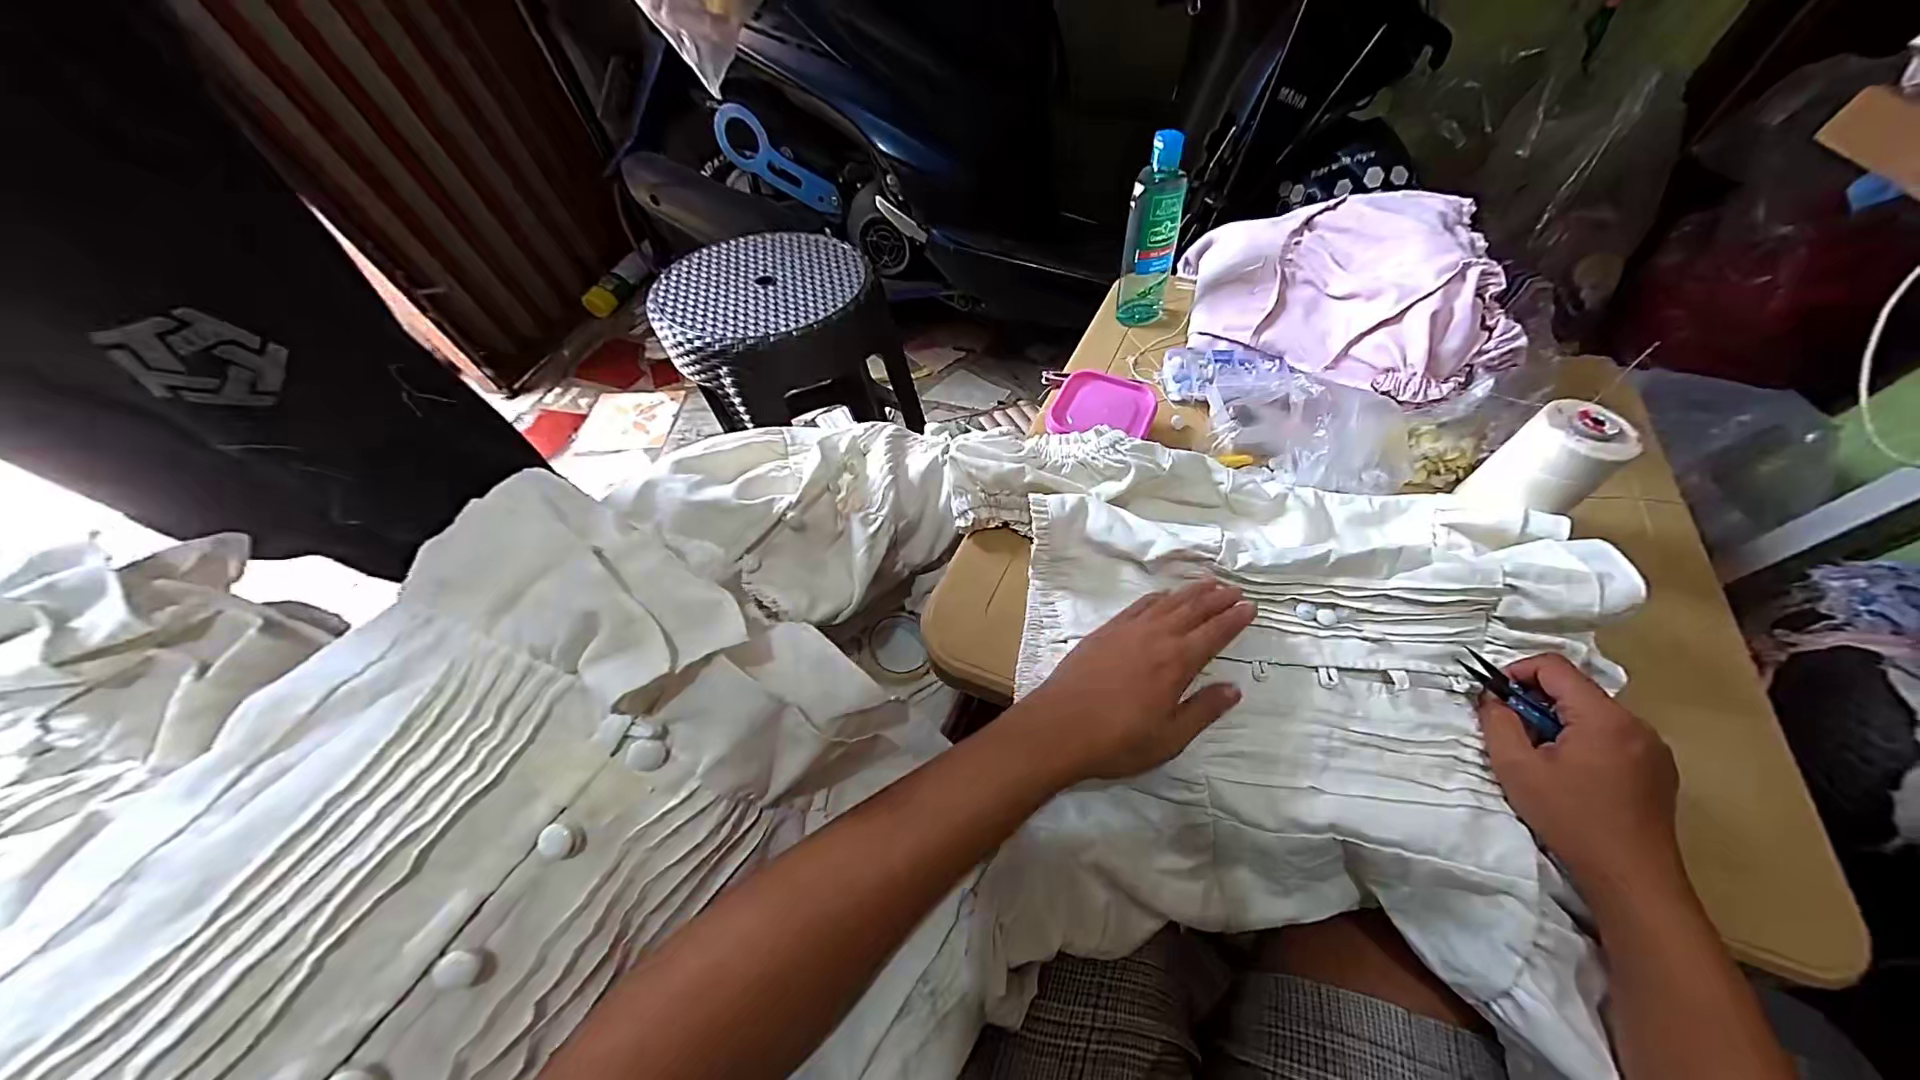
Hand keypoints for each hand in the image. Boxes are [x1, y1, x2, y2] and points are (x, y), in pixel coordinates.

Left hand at [1009, 580, 1254, 783]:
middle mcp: (1154, 637)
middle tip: (1234, 590)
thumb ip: (1203, 710)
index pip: (1213, 633)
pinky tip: (1162, 596)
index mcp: (1176, 662)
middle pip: (1192, 610)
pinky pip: (1137, 606)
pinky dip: (1156, 597)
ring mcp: (1126, 631)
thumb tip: (1234, 689)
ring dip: (1189, 592)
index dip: (1234, 620)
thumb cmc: (1117, 740)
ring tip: (1208, 584)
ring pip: (1165, 603)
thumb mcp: (1170, 737)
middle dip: (1216, 599)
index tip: (1250, 607)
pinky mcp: (1104, 632)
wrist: (1058, 726)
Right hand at [1477, 653, 1685, 904]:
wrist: (1631, 877)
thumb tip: (1493, 697)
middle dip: (1535, 701)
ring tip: (1540, 757)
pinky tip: (1570, 773)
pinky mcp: (1657, 768)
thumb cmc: (1569, 818)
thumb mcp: (1516, 766)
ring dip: (1557, 721)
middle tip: (1512, 732)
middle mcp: (1636, 725)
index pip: (1554, 667)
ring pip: (1591, 712)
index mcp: (1604, 718)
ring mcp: (1653, 747)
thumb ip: (1498, 720)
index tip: (1495, 698)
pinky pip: (1610, 735)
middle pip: (1574, 689)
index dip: (1516, 672)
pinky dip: (1581, 739)